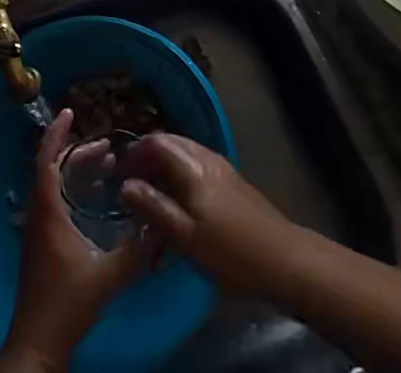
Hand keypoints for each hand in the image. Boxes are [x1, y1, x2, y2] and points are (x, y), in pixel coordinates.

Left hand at [0, 109, 149, 372]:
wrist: (38, 342)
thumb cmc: (68, 303)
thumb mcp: (108, 274)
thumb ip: (136, 246)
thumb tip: (159, 218)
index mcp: (48, 214)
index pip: (47, 163)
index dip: (56, 135)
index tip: (70, 112)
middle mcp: (39, 215)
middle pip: (53, 169)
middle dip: (78, 151)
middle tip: (107, 146)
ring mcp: (39, 229)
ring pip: (54, 185)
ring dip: (77, 169)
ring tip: (106, 164)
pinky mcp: (43, 241)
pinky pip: (56, 199)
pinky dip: (74, 186)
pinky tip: (97, 195)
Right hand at [119, 133, 304, 294]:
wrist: (282, 257)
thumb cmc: (229, 251)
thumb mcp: (186, 236)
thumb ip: (155, 207)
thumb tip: (126, 183)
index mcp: (195, 169)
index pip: (160, 143)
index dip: (137, 151)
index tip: (118, 170)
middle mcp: (209, 159)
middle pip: (174, 143)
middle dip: (149, 156)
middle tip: (130, 180)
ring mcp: (223, 169)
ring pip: (187, 154)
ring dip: (165, 164)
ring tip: (148, 191)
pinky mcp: (232, 182)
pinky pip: (199, 165)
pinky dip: (181, 173)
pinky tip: (176, 198)